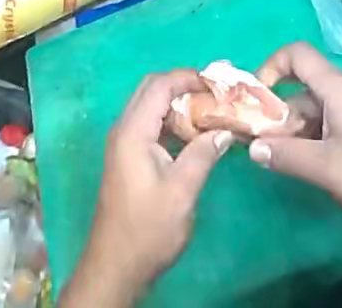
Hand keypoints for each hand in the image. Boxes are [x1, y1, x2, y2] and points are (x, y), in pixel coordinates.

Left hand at [68, 69, 231, 304]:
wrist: (116, 263)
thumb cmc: (148, 228)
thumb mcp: (182, 192)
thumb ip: (202, 155)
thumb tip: (225, 130)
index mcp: (133, 130)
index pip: (160, 86)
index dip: (188, 77)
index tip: (217, 83)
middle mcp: (124, 127)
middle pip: (152, 89)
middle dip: (183, 84)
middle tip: (215, 93)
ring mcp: (124, 140)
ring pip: (150, 105)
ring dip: (178, 103)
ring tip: (211, 110)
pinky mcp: (128, 154)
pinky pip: (150, 123)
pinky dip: (171, 121)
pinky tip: (194, 134)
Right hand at [246, 42, 341, 232]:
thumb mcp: (327, 168)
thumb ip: (285, 156)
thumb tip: (251, 148)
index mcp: (335, 87)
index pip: (295, 53)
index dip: (271, 67)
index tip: (257, 98)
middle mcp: (341, 91)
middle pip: (297, 86)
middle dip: (275, 111)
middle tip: (258, 140)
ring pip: (308, 109)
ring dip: (290, 130)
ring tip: (275, 158)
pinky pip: (321, 124)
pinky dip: (306, 139)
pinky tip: (300, 164)